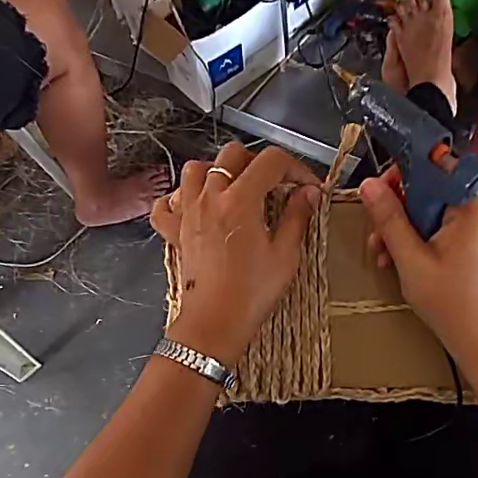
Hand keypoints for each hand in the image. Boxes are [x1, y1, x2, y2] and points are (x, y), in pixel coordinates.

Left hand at [151, 144, 320, 364]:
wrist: (215, 322)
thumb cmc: (252, 292)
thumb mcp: (285, 254)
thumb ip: (297, 216)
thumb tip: (310, 193)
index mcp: (241, 200)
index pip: (272, 161)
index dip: (296, 168)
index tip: (308, 187)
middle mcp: (211, 198)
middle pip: (233, 154)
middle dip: (259, 163)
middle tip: (276, 186)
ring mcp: (188, 212)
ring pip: (196, 169)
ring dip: (218, 171)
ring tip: (237, 190)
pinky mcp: (175, 231)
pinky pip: (167, 203)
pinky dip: (179, 198)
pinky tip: (196, 207)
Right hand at [359, 176, 477, 363]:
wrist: (474, 334)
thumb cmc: (449, 301)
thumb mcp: (410, 258)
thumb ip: (389, 218)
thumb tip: (368, 184)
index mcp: (471, 206)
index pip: (436, 164)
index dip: (404, 172)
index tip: (380, 188)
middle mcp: (477, 208)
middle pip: (429, 186)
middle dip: (397, 207)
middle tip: (377, 230)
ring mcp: (473, 223)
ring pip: (427, 206)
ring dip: (400, 225)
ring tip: (383, 253)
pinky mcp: (467, 237)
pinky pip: (435, 223)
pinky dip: (413, 236)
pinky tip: (395, 257)